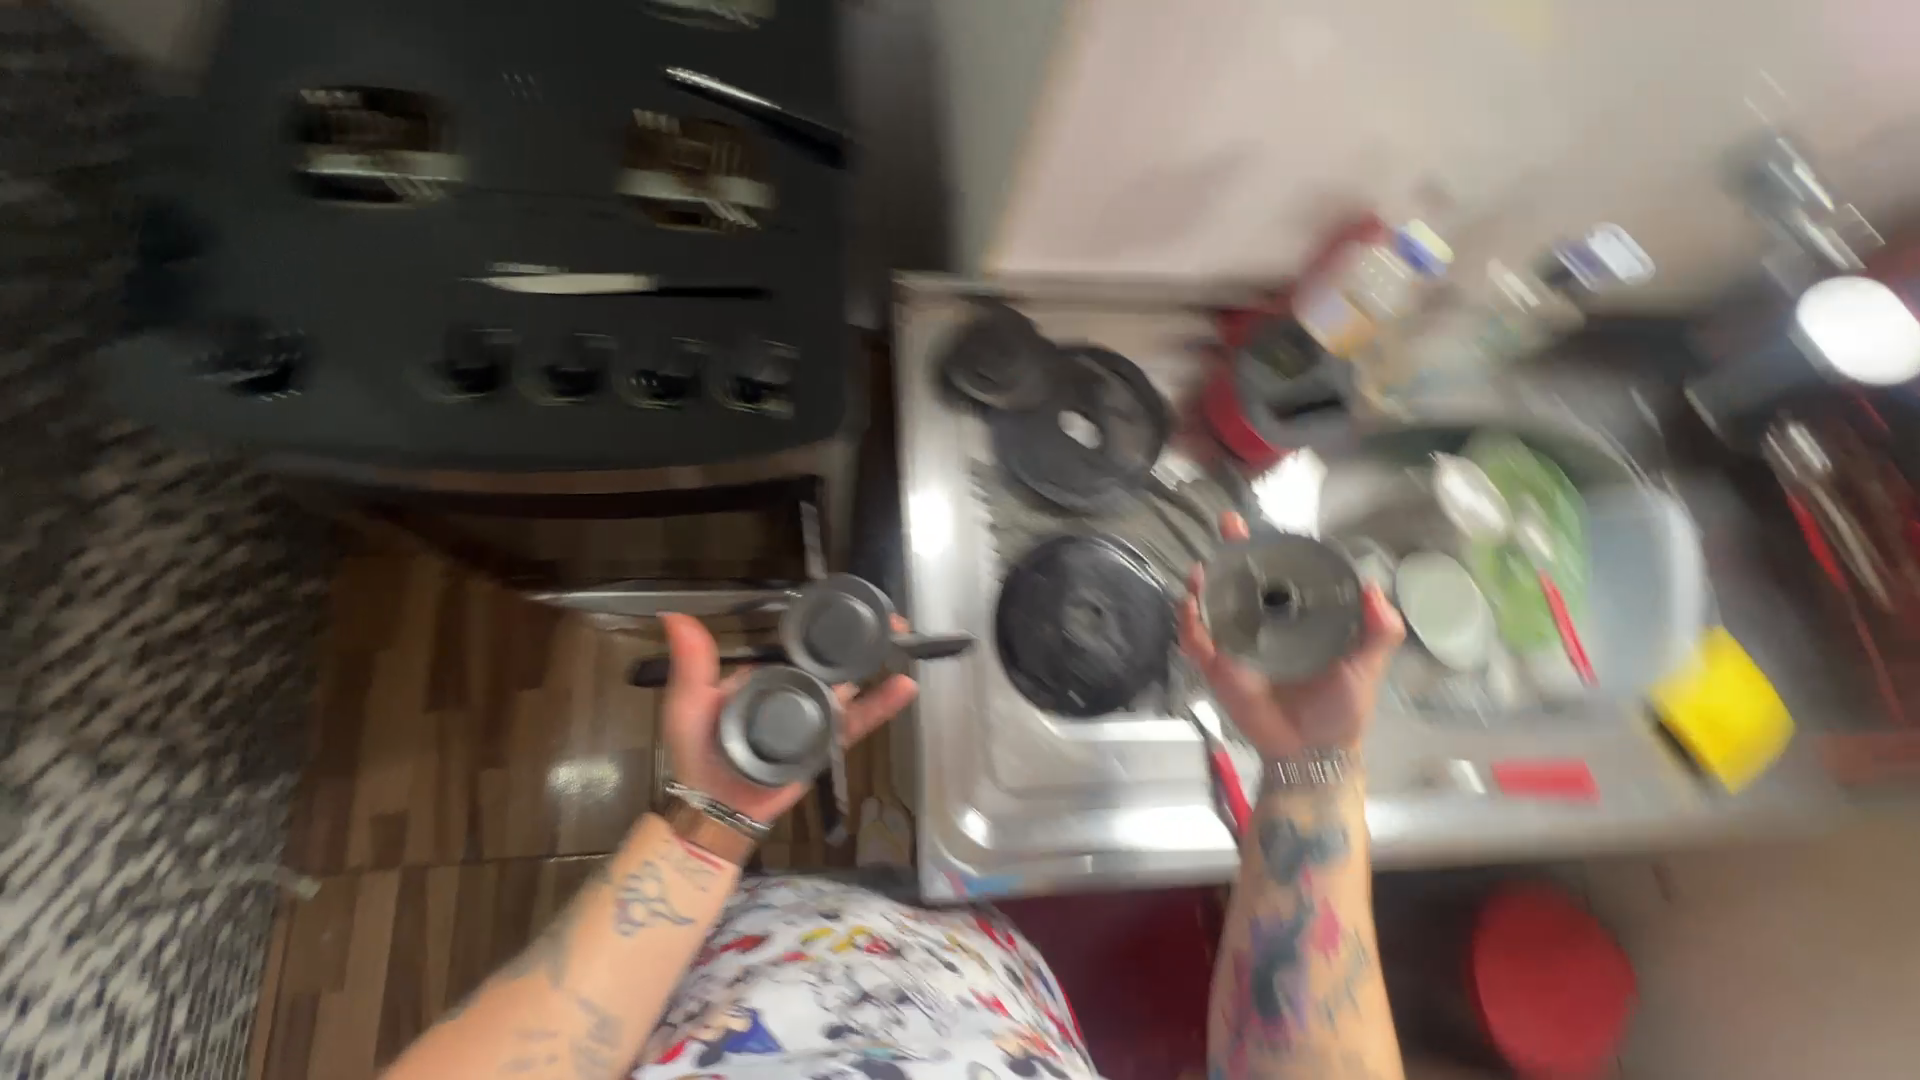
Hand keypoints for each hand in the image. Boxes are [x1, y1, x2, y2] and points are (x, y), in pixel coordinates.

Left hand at [659, 613, 918, 824]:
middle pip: (832, 658)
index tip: (847, 604)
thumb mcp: (688, 703)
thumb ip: (691, 663)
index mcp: (764, 673)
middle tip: (891, 619)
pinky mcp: (828, 742)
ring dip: (877, 662)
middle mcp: (794, 688)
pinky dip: (881, 705)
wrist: (716, 810)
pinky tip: (904, 687)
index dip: (823, 622)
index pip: (797, 641)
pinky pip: (857, 721)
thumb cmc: (698, 753)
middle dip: (861, 637)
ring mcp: (815, 714)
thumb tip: (673, 614)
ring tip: (904, 640)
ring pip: (850, 683)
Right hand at [1178, 513, 1403, 758]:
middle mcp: (1259, 626)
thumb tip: (1373, 585)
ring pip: (1208, 606)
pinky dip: (1187, 622)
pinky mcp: (1216, 668)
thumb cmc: (1340, 710)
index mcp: (1292, 620)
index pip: (1275, 577)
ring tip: (1203, 571)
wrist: (1313, 752)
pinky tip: (1189, 606)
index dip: (1265, 550)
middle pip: (1236, 582)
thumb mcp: (1366, 667)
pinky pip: (1194, 641)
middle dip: (1228, 554)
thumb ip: (1379, 630)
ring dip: (1202, 585)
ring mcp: (1234, 646)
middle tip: (1228, 527)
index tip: (1265, 526)